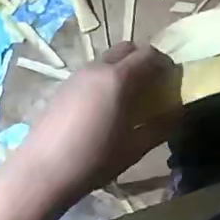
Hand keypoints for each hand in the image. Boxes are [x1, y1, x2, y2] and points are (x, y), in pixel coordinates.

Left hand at [0, 43, 177, 213]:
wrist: (41, 171)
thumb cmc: (94, 160)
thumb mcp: (134, 148)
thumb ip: (160, 127)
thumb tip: (177, 113)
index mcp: (118, 78)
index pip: (149, 55)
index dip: (165, 64)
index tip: (172, 80)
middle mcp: (97, 68)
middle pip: (127, 48)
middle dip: (144, 59)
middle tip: (154, 83)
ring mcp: (76, 75)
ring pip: (107, 59)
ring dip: (124, 68)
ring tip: (131, 97)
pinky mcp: (63, 87)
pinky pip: (92, 72)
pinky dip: (106, 78)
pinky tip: (106, 106)